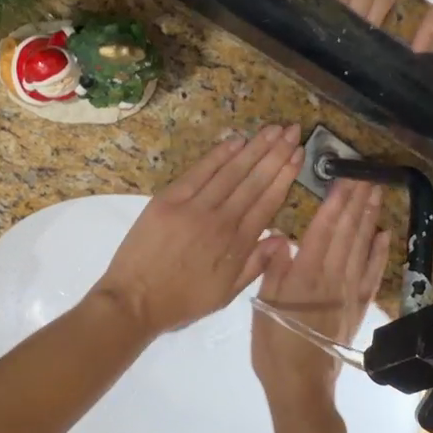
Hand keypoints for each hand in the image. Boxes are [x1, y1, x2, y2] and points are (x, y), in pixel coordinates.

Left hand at [91, 125, 303, 335]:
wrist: (134, 302)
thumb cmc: (181, 302)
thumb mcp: (225, 295)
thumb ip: (255, 265)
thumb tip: (283, 238)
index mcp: (237, 246)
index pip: (268, 202)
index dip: (285, 176)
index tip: (298, 154)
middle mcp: (221, 221)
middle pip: (254, 180)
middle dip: (276, 153)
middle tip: (293, 131)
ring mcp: (194, 207)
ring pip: (231, 171)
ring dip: (254, 148)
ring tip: (273, 130)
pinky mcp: (168, 200)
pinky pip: (200, 172)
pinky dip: (219, 155)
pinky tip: (237, 141)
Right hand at [252, 181, 389, 406]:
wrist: (301, 386)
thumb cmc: (273, 346)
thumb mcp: (263, 305)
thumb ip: (274, 270)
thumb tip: (281, 237)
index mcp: (306, 274)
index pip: (324, 228)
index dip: (335, 201)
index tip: (345, 176)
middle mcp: (332, 277)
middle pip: (347, 232)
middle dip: (357, 201)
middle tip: (367, 174)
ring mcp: (349, 292)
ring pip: (362, 247)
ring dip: (370, 218)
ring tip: (376, 192)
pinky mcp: (357, 307)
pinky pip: (372, 274)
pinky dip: (379, 252)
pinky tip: (384, 234)